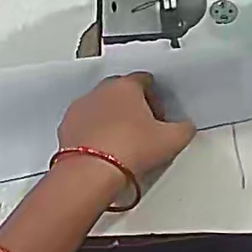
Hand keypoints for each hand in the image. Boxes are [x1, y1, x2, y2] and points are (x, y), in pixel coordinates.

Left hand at [58, 73, 195, 177]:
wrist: (92, 171)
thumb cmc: (128, 149)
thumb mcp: (171, 140)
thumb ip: (183, 128)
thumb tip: (184, 128)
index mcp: (126, 86)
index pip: (144, 80)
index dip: (155, 96)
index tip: (159, 113)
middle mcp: (100, 91)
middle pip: (120, 91)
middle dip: (132, 106)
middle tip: (143, 128)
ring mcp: (81, 107)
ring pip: (100, 106)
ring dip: (111, 118)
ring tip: (123, 142)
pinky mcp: (67, 126)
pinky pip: (84, 124)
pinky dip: (93, 132)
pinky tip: (104, 149)